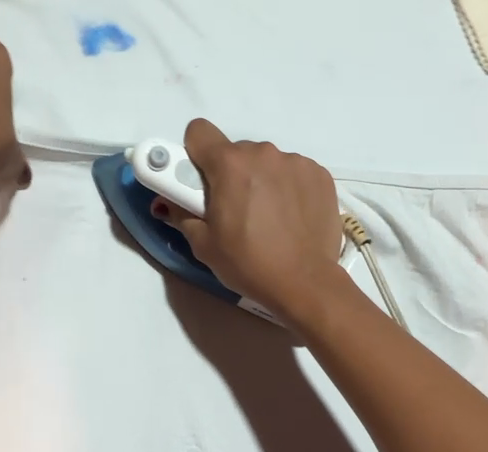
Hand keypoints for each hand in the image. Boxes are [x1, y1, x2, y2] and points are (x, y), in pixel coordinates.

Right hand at [154, 119, 346, 321]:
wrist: (304, 283)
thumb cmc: (249, 265)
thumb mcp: (204, 246)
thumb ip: (182, 214)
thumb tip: (168, 201)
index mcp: (229, 164)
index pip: (199, 132)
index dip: (195, 155)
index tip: (201, 181)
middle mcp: (262, 153)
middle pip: (236, 152)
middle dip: (231, 176)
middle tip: (236, 213)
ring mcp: (295, 162)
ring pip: (267, 163)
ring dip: (262, 182)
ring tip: (268, 221)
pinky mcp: (319, 175)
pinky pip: (294, 173)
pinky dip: (289, 190)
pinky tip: (292, 219)